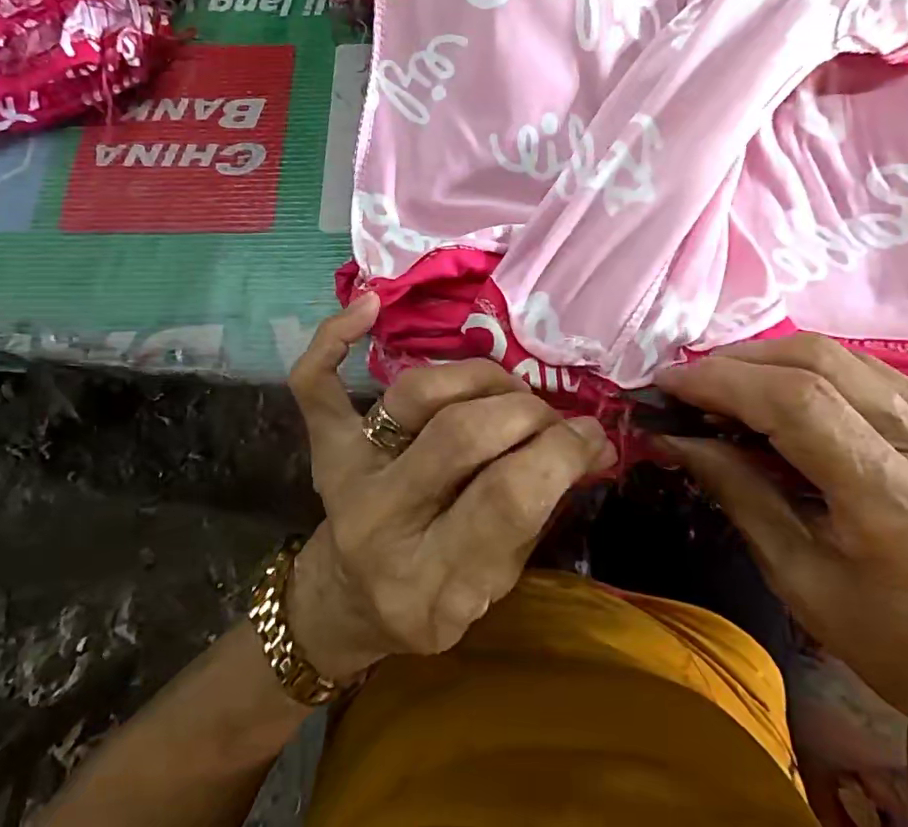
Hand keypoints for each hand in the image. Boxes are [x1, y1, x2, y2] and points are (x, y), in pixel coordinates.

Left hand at [281, 294, 616, 680]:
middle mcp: (379, 519)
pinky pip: (316, 385)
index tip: (591, 437)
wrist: (348, 600)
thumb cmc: (428, 603)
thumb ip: (536, 515)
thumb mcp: (492, 588)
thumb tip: (589, 443)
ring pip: (414, 394)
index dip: (560, 455)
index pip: (505, 499)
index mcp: (429, 578)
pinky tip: (370, 305)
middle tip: (551, 418)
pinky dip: (334, 340)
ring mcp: (345, 475)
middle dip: (525, 414)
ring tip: (509, 391)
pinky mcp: (325, 448)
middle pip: (460, 435)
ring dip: (478, 378)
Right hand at [655, 333, 907, 726]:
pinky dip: (804, 372)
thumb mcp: (791, 570)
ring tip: (720, 388)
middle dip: (737, 363)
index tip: (668, 383)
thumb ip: (733, 488)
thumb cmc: (880, 634)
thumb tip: (668, 434)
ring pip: (841, 356)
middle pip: (820, 362)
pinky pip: (866, 372)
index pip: (800, 404)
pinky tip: (772, 396)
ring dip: (766, 362)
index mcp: (901, 504)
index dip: (724, 381)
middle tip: (687, 384)